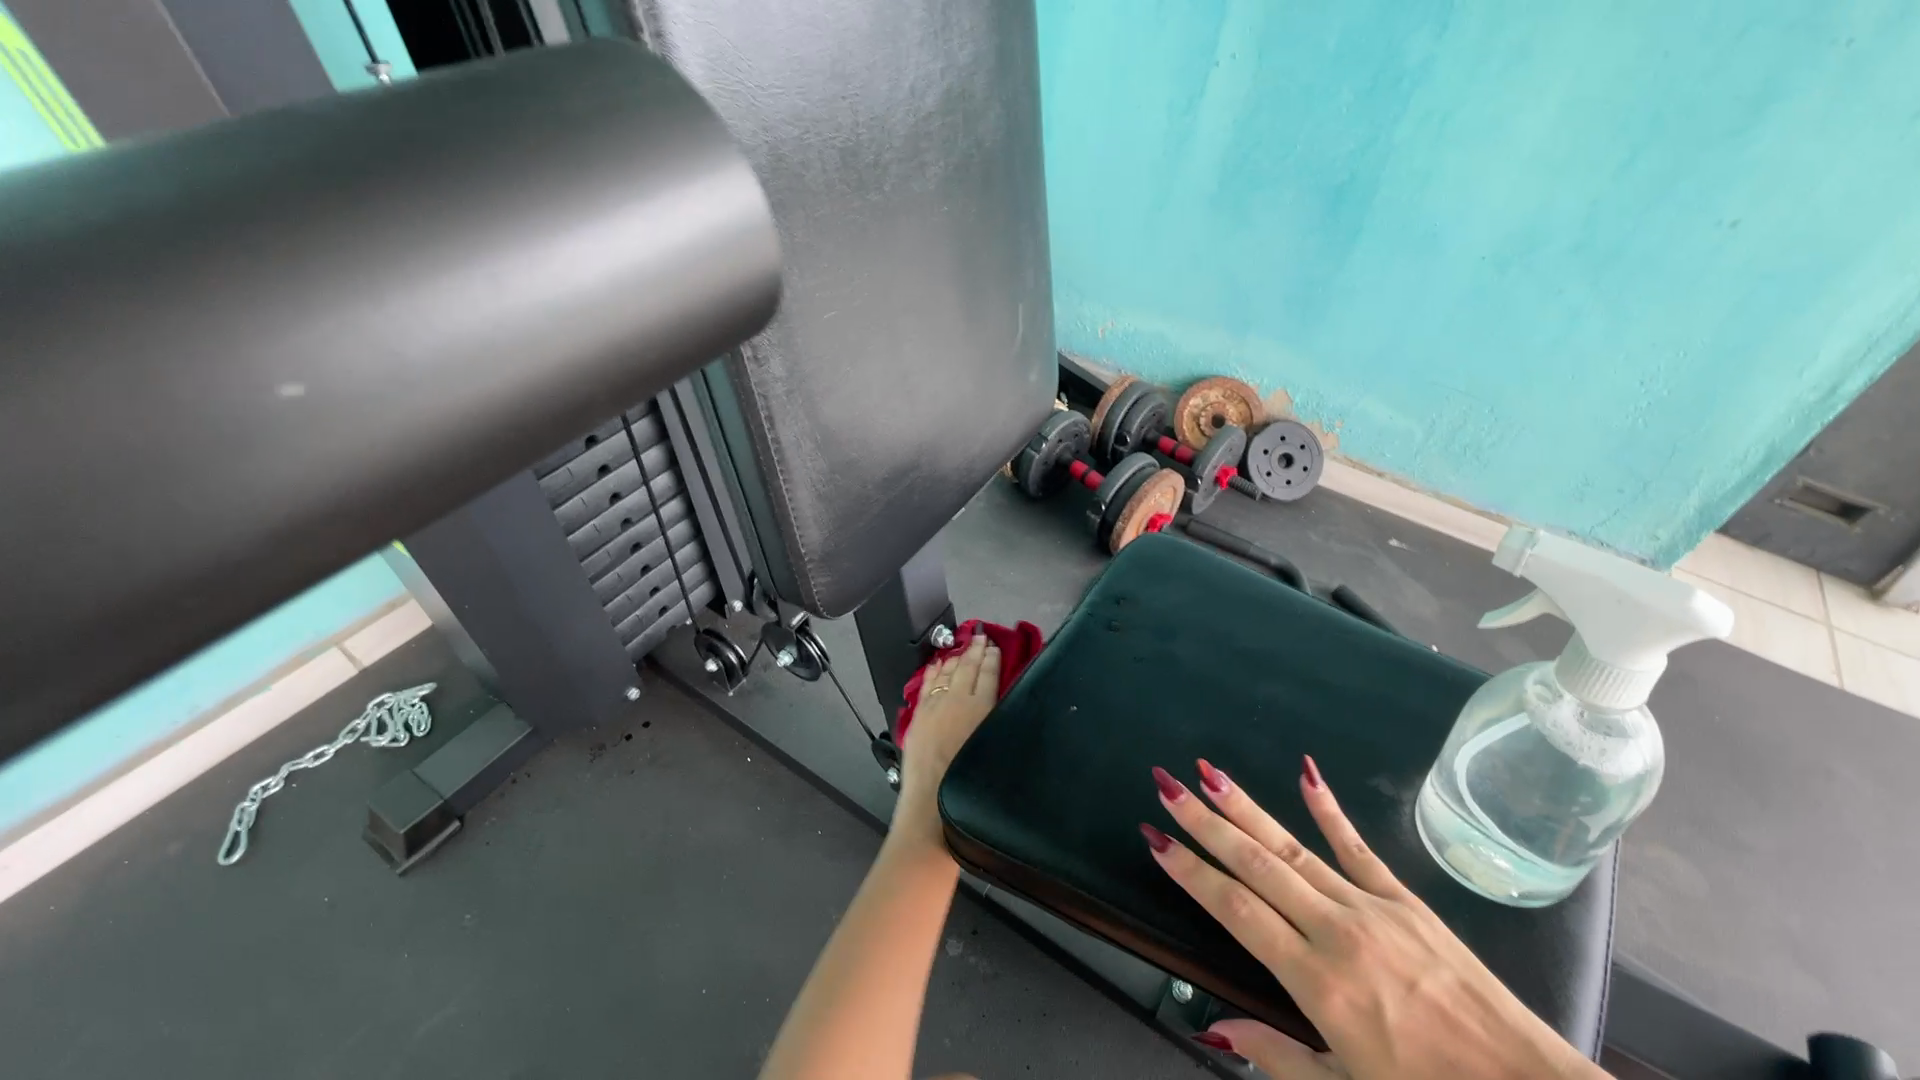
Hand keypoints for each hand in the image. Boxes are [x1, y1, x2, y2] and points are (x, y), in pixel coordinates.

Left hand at [894, 635, 1000, 841]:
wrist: (932, 804)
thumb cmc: (971, 787)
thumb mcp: (995, 753)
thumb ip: (997, 726)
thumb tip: (999, 709)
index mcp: (981, 709)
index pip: (989, 675)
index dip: (992, 658)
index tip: (995, 646)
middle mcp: (958, 701)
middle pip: (968, 668)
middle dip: (975, 650)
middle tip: (981, 637)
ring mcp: (935, 706)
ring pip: (947, 673)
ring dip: (956, 657)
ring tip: (963, 646)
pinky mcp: (919, 716)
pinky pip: (928, 684)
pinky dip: (935, 671)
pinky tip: (938, 664)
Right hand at [1142, 758, 1606, 1079]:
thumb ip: (1276, 1055)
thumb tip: (1211, 1029)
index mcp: (1316, 983)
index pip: (1236, 910)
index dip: (1191, 872)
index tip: (1156, 839)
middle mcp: (1337, 933)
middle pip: (1256, 866)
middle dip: (1205, 823)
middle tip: (1167, 785)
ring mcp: (1373, 909)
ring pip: (1294, 848)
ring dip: (1247, 808)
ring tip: (1209, 773)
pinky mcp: (1406, 901)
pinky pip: (1359, 848)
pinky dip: (1329, 810)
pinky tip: (1306, 774)